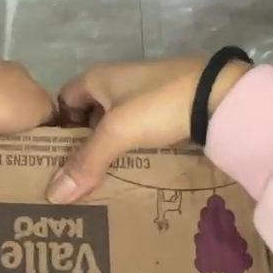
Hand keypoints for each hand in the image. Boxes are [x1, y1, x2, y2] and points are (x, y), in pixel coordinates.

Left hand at [0, 59, 54, 135]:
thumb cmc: (1, 103)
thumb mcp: (39, 109)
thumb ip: (50, 112)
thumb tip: (53, 117)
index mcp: (19, 71)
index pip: (35, 92)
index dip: (37, 113)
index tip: (34, 136)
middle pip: (7, 94)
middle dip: (8, 114)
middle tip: (9, 141)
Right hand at [48, 56, 250, 202]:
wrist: (220, 95)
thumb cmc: (159, 104)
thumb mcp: (118, 132)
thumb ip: (87, 162)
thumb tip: (52, 195)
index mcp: (98, 77)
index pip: (63, 100)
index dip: (57, 126)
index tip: (54, 158)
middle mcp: (117, 82)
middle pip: (88, 115)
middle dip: (82, 144)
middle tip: (73, 178)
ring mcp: (143, 95)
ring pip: (114, 126)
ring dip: (107, 149)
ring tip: (98, 183)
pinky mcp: (165, 110)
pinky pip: (137, 132)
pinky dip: (131, 150)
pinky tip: (130, 173)